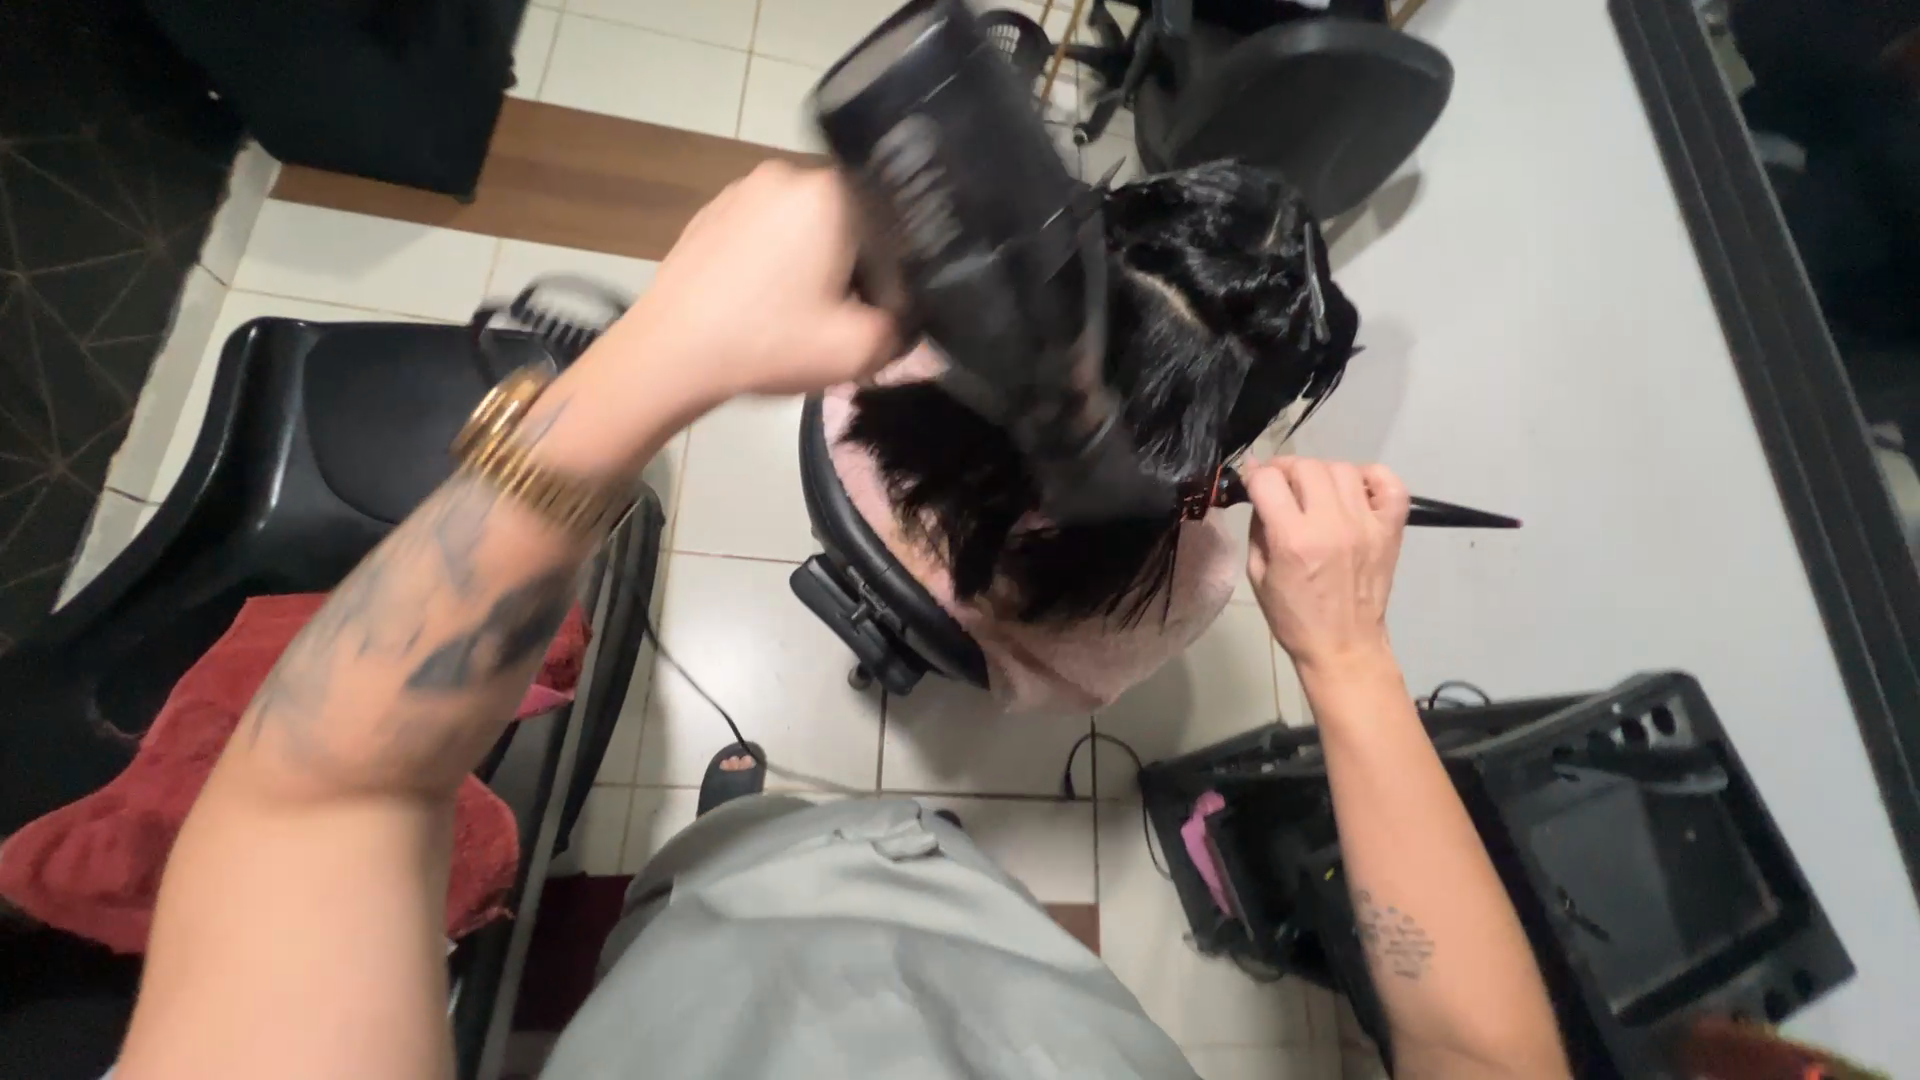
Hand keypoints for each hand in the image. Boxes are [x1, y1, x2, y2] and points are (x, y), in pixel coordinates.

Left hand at [620, 161, 897, 400]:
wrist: (673, 352)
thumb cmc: (771, 343)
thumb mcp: (859, 349)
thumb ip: (901, 330)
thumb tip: (901, 319)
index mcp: (833, 193)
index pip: (891, 233)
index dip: (891, 283)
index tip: (872, 320)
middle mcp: (789, 174)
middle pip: (849, 228)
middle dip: (851, 273)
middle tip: (835, 322)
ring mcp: (743, 189)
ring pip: (806, 231)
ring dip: (813, 270)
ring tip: (795, 318)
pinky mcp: (712, 213)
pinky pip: (766, 235)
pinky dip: (775, 267)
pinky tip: (762, 307)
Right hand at [1244, 457, 1409, 675]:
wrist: (1343, 646)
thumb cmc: (1293, 616)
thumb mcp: (1257, 574)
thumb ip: (1258, 529)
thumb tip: (1261, 495)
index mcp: (1293, 540)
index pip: (1268, 481)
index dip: (1253, 475)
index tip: (1250, 481)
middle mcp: (1332, 525)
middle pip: (1306, 466)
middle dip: (1284, 469)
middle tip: (1278, 485)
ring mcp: (1366, 525)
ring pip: (1342, 469)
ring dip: (1320, 472)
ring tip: (1312, 489)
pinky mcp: (1391, 529)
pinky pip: (1389, 483)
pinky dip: (1369, 476)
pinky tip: (1352, 490)